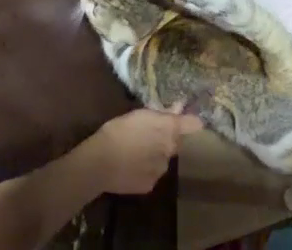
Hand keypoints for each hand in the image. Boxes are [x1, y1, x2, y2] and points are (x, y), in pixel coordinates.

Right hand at [77, 108, 203, 195]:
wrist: (98, 163)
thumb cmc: (118, 131)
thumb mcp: (140, 114)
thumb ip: (162, 113)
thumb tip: (178, 107)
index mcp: (169, 129)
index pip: (193, 125)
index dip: (191, 123)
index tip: (189, 122)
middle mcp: (170, 149)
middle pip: (175, 143)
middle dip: (167, 140)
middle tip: (149, 138)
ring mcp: (161, 169)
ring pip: (163, 160)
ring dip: (156, 156)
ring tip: (136, 155)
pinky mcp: (150, 185)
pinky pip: (152, 175)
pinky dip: (145, 171)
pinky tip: (131, 168)